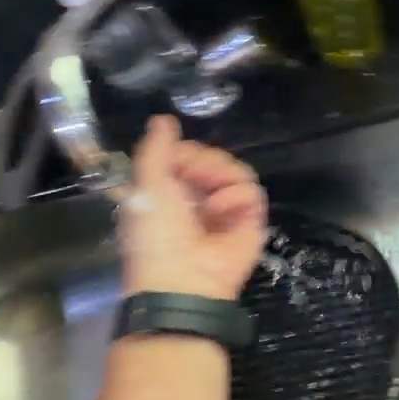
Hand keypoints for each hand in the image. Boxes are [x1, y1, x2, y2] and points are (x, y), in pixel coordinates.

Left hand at [120, 115, 267, 300]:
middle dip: (206, 162)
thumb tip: (163, 118)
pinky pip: (253, 191)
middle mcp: (200, 197)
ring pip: (238, 170)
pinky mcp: (252, 220)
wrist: (183, 280)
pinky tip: (222, 210)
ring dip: (222, 176)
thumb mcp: (145, 187)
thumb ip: (155, 150)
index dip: (186, 151)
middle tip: (194, 178)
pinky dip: (237, 197)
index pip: (189, 153)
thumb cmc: (155, 236)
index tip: (177, 160)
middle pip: (216, 158)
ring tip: (210, 198)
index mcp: (171, 191)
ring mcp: (228, 209)